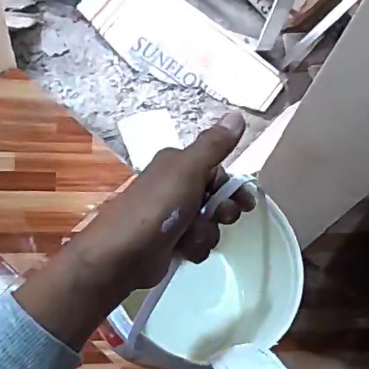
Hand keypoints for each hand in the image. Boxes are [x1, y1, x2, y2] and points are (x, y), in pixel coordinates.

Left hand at [13, 111, 256, 348]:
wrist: (122, 254)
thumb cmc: (156, 208)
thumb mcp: (187, 170)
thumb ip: (214, 145)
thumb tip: (237, 114)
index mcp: (178, 165)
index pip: (218, 172)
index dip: (233, 188)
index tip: (245, 203)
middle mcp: (175, 187)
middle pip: (217, 199)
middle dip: (222, 213)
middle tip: (218, 218)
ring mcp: (173, 217)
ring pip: (209, 225)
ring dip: (206, 234)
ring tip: (190, 238)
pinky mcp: (171, 243)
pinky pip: (197, 243)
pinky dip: (195, 248)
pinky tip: (184, 251)